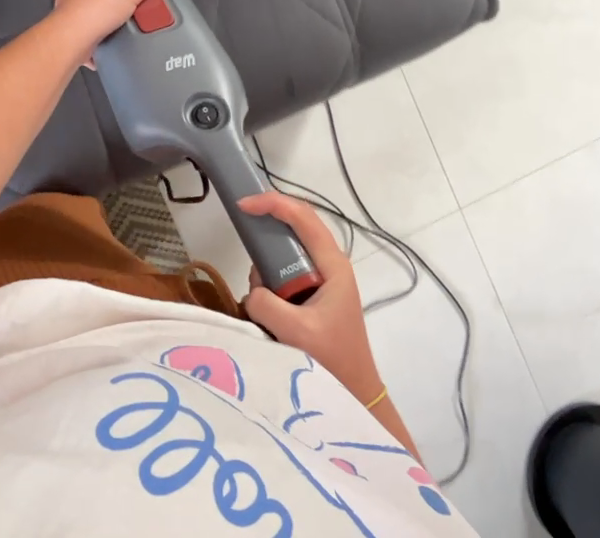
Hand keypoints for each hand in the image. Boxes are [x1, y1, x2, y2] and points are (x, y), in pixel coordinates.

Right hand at [238, 192, 382, 401]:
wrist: (356, 396)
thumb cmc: (333, 362)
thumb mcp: (295, 331)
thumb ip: (266, 303)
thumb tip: (253, 293)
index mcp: (333, 266)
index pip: (303, 217)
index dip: (273, 204)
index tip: (243, 206)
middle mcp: (329, 267)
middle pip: (292, 232)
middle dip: (266, 246)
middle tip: (254, 273)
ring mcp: (321, 282)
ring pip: (283, 258)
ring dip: (267, 276)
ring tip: (269, 313)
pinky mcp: (312, 299)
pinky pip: (282, 281)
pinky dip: (269, 291)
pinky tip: (271, 321)